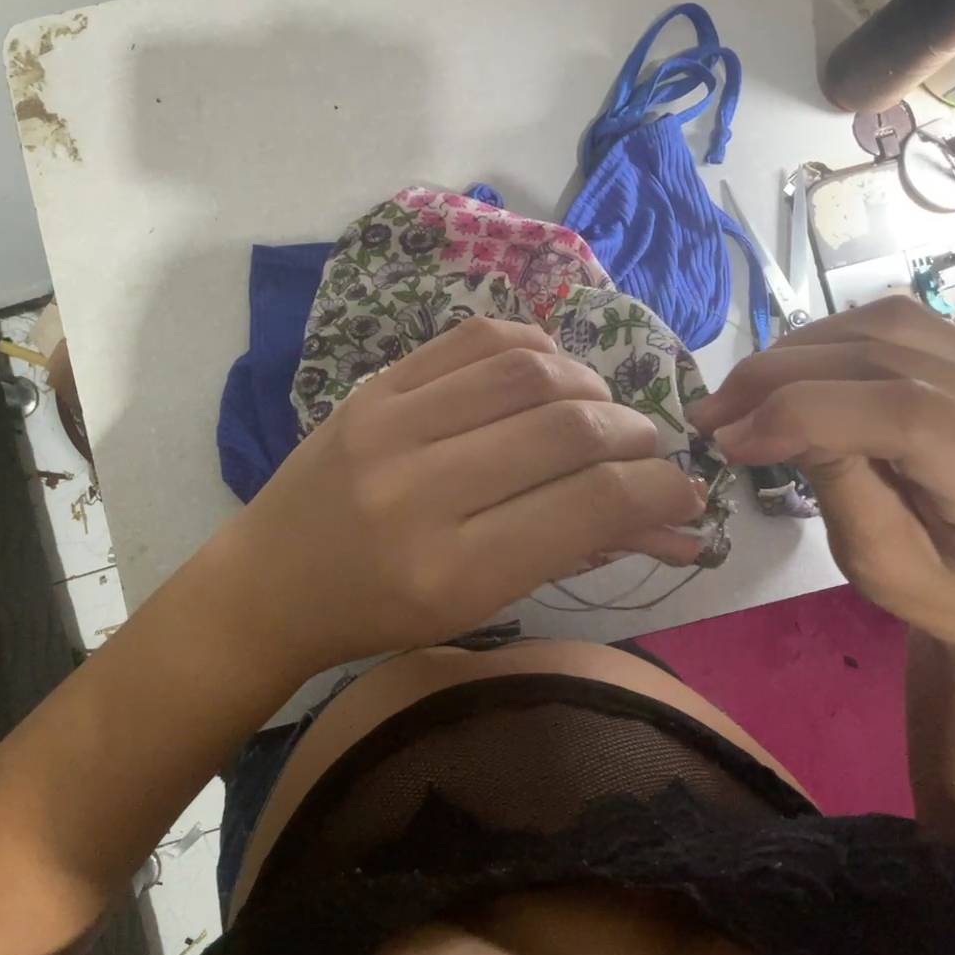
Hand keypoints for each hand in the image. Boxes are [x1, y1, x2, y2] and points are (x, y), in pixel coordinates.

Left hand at [205, 318, 706, 673]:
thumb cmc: (377, 614)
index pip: (590, 504)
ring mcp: (388, 427)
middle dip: (633, 433)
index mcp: (454, 570)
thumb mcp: (475, 603)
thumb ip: (572, 553)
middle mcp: (421, 491)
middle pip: (567, 428)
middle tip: (644, 446)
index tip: (683, 489)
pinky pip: (472, 339)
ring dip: (588, 384)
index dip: (660, 489)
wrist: (270, 583)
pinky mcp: (370, 389)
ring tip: (597, 408)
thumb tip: (672, 521)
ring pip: (527, 371)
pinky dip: (531, 347)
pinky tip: (545, 372)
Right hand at [686, 298, 954, 654]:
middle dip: (779, 377)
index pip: (904, 412)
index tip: (729, 440)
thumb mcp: (881, 565)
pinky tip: (789, 376)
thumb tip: (764, 424)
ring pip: (885, 326)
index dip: (802, 412)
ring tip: (741, 394)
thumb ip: (840, 487)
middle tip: (711, 415)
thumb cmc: (948, 593)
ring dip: (796, 352)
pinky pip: (894, 326)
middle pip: (885, 357)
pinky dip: (825, 343)